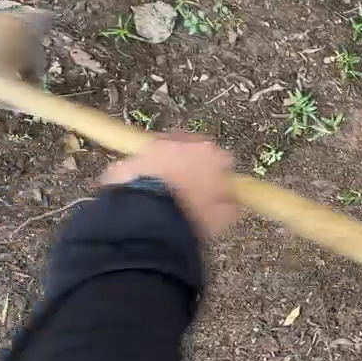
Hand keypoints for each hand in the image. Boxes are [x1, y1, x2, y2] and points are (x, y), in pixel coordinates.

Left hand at [98, 134, 241, 239]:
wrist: (148, 217)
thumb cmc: (189, 214)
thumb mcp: (220, 217)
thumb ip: (229, 205)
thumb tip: (232, 203)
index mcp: (210, 154)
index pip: (223, 158)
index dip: (220, 174)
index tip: (217, 188)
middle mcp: (182, 143)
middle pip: (191, 148)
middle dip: (190, 162)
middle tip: (189, 185)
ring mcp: (152, 149)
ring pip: (162, 152)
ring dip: (164, 165)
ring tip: (163, 191)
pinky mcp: (129, 160)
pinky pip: (138, 165)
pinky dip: (140, 175)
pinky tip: (142, 195)